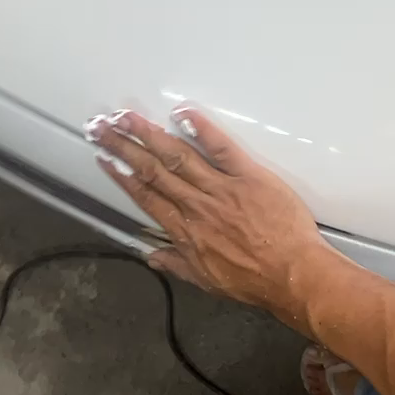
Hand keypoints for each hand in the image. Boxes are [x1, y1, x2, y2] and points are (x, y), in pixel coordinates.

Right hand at [86, 106, 342, 321]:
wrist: (292, 274)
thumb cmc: (256, 280)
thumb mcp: (208, 281)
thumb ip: (178, 264)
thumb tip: (154, 258)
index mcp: (185, 230)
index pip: (145, 196)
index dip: (123, 175)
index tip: (106, 158)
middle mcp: (197, 205)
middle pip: (153, 170)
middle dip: (125, 146)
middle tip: (102, 127)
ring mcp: (223, 188)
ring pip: (178, 155)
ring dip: (150, 133)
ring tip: (127, 117)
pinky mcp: (250, 177)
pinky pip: (223, 148)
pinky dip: (203, 129)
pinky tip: (185, 114)